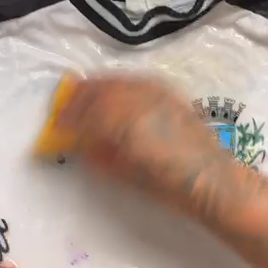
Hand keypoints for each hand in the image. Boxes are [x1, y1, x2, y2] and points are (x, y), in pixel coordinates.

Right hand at [53, 75, 232, 203]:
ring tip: (82, 95)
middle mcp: (139, 103)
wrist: (212, 178)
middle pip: (98, 92)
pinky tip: (112, 92)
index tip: (55, 125)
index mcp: (125, 127)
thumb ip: (98, 155)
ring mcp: (156, 94)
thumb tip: (78, 144)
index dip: (67, 119)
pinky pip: (135, 81)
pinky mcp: (169, 93)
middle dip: (78, 99)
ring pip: (116, 82)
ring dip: (95, 88)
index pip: (86, 115)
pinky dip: (117, 84)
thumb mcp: (125, 175)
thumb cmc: (168, 186)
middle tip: (63, 107)